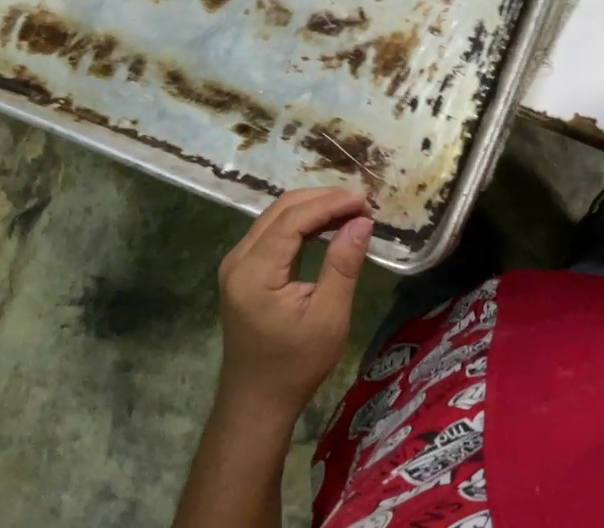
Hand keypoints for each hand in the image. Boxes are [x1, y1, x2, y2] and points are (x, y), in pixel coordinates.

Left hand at [217, 188, 373, 418]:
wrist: (257, 402)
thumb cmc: (295, 365)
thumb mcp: (329, 317)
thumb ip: (342, 265)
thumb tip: (362, 221)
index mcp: (254, 272)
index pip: (293, 219)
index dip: (330, 202)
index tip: (366, 200)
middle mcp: (238, 259)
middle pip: (282, 209)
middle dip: (324, 200)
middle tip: (363, 205)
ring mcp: (237, 264)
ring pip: (277, 216)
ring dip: (315, 208)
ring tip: (352, 212)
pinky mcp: (244, 270)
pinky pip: (274, 232)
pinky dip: (304, 223)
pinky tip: (330, 226)